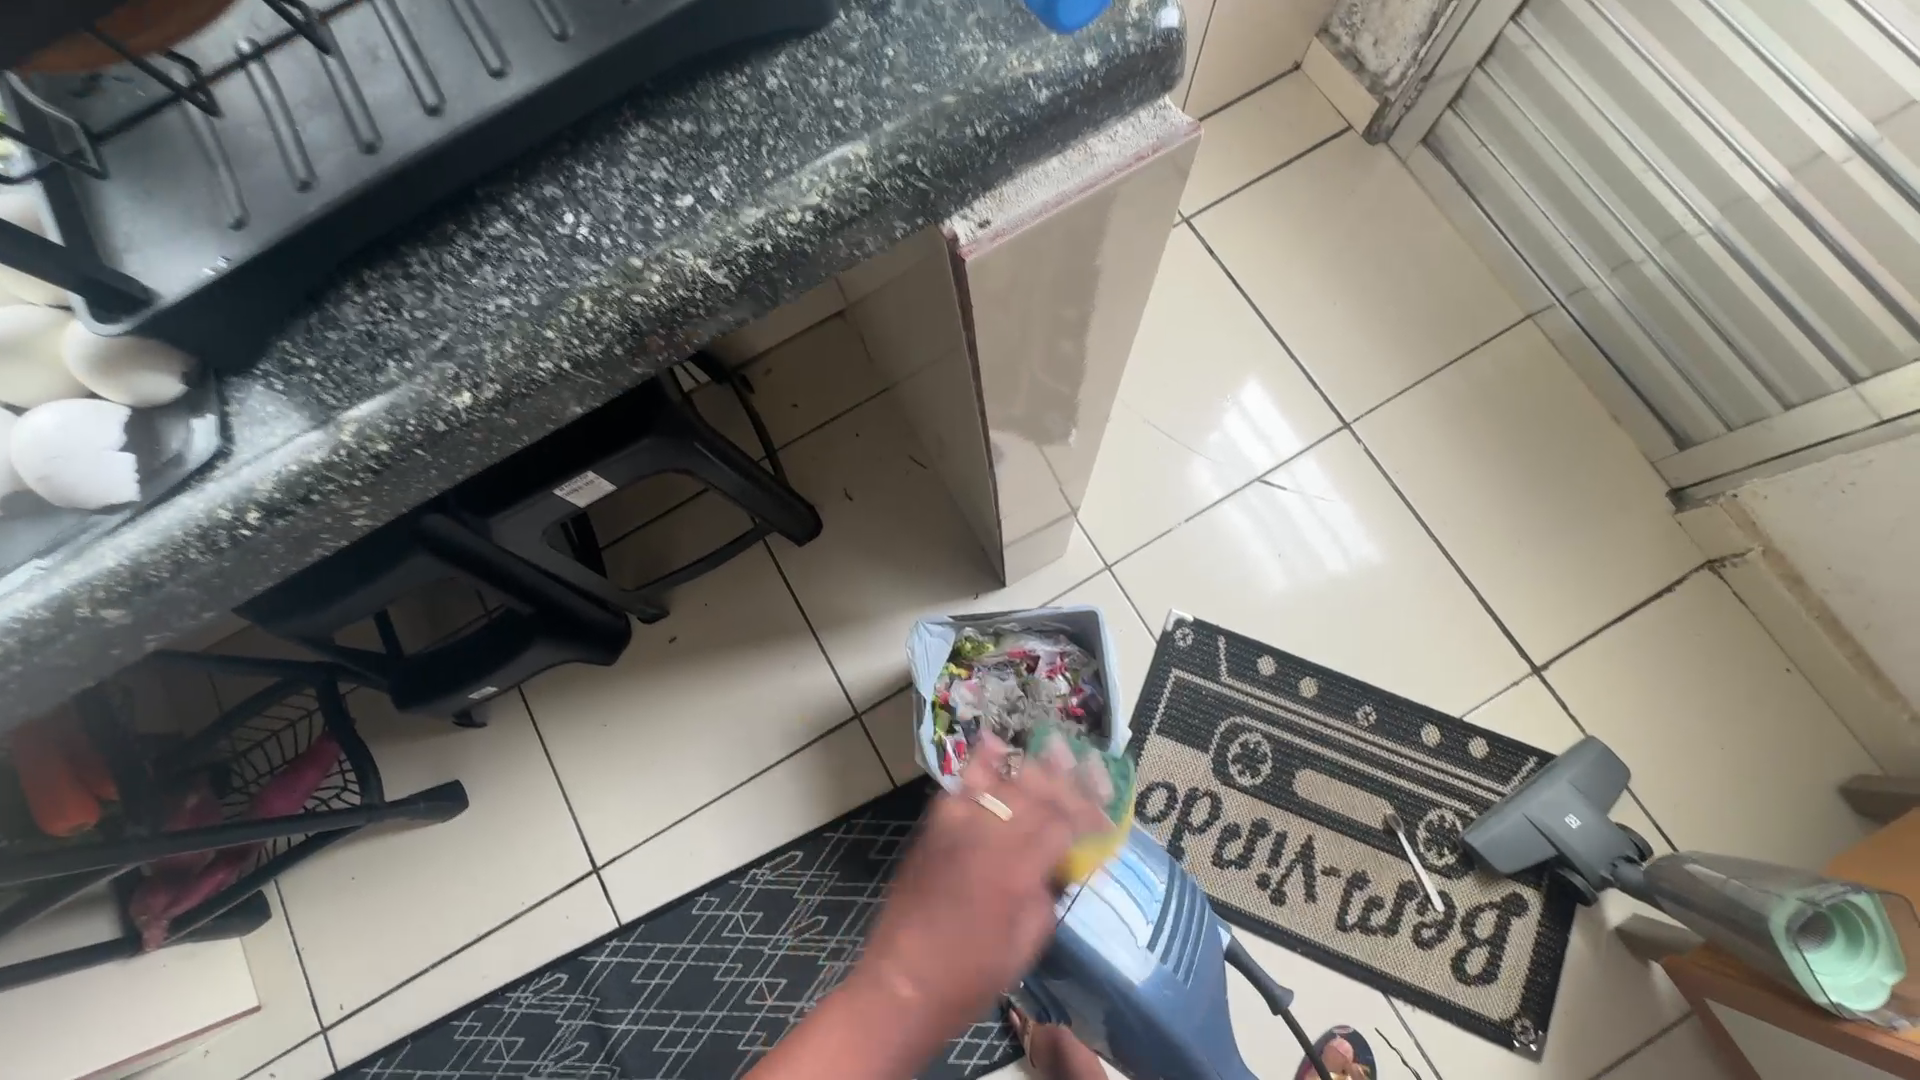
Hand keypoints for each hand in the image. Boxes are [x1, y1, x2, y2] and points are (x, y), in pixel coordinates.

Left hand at [848, 737, 1113, 1045]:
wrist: (902, 983)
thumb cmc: (970, 977)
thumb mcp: (1026, 945)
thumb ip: (1045, 896)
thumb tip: (1055, 867)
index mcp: (1017, 870)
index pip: (1062, 824)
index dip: (1088, 816)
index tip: (1105, 815)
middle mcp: (988, 837)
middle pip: (1035, 794)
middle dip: (1066, 781)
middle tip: (1090, 771)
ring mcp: (956, 827)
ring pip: (999, 782)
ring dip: (1029, 764)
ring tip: (1052, 746)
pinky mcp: (933, 829)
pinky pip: (960, 788)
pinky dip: (978, 765)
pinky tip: (992, 745)